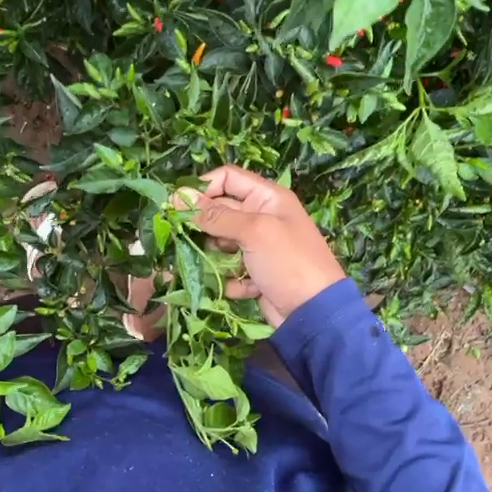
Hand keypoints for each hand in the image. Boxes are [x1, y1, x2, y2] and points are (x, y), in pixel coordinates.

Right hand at [193, 165, 346, 328]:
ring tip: (210, 267)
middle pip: (219, 212)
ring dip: (212, 256)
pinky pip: (230, 270)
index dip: (202, 188)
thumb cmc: (288, 262)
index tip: (176, 206)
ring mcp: (258, 247)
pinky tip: (240, 288)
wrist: (314, 312)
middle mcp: (262, 218)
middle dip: (202, 227)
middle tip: (184, 240)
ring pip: (220, 244)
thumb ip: (217, 215)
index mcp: (267, 198)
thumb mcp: (254, 231)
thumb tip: (178, 198)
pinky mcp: (254, 273)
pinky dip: (230, 280)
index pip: (227, 178)